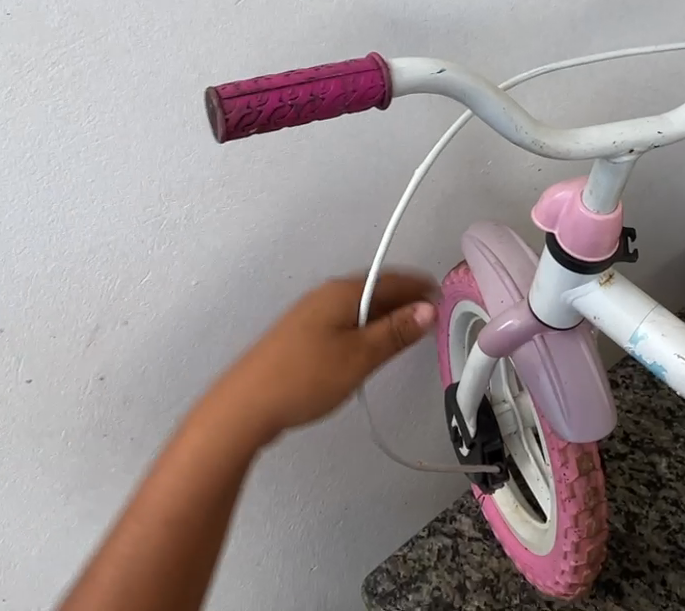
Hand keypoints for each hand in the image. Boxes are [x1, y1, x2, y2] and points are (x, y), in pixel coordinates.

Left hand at [205, 271, 438, 445]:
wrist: (245, 406)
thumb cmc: (298, 379)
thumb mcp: (360, 356)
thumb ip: (396, 332)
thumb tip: (424, 311)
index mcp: (341, 293)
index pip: (392, 279)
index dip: (419, 287)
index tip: (438, 295)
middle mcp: (324, 297)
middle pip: (374, 290)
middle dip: (404, 300)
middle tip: (428, 314)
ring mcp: (310, 316)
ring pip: (358, 307)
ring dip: (384, 316)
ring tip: (404, 332)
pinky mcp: (301, 337)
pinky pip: (343, 322)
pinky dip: (364, 329)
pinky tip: (367, 349)